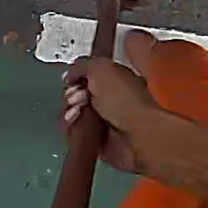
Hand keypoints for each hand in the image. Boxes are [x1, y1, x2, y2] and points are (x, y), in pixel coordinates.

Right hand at [62, 30, 207, 206]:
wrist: (138, 136)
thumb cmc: (125, 100)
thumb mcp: (100, 67)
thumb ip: (82, 65)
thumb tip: (70, 75)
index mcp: (115, 81)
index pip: (86, 76)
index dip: (76, 77)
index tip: (74, 80)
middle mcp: (109, 101)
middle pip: (75, 95)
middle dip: (71, 94)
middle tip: (79, 97)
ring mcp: (102, 122)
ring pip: (72, 113)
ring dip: (69, 110)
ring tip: (78, 112)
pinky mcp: (95, 142)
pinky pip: (72, 133)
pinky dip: (70, 127)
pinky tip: (76, 123)